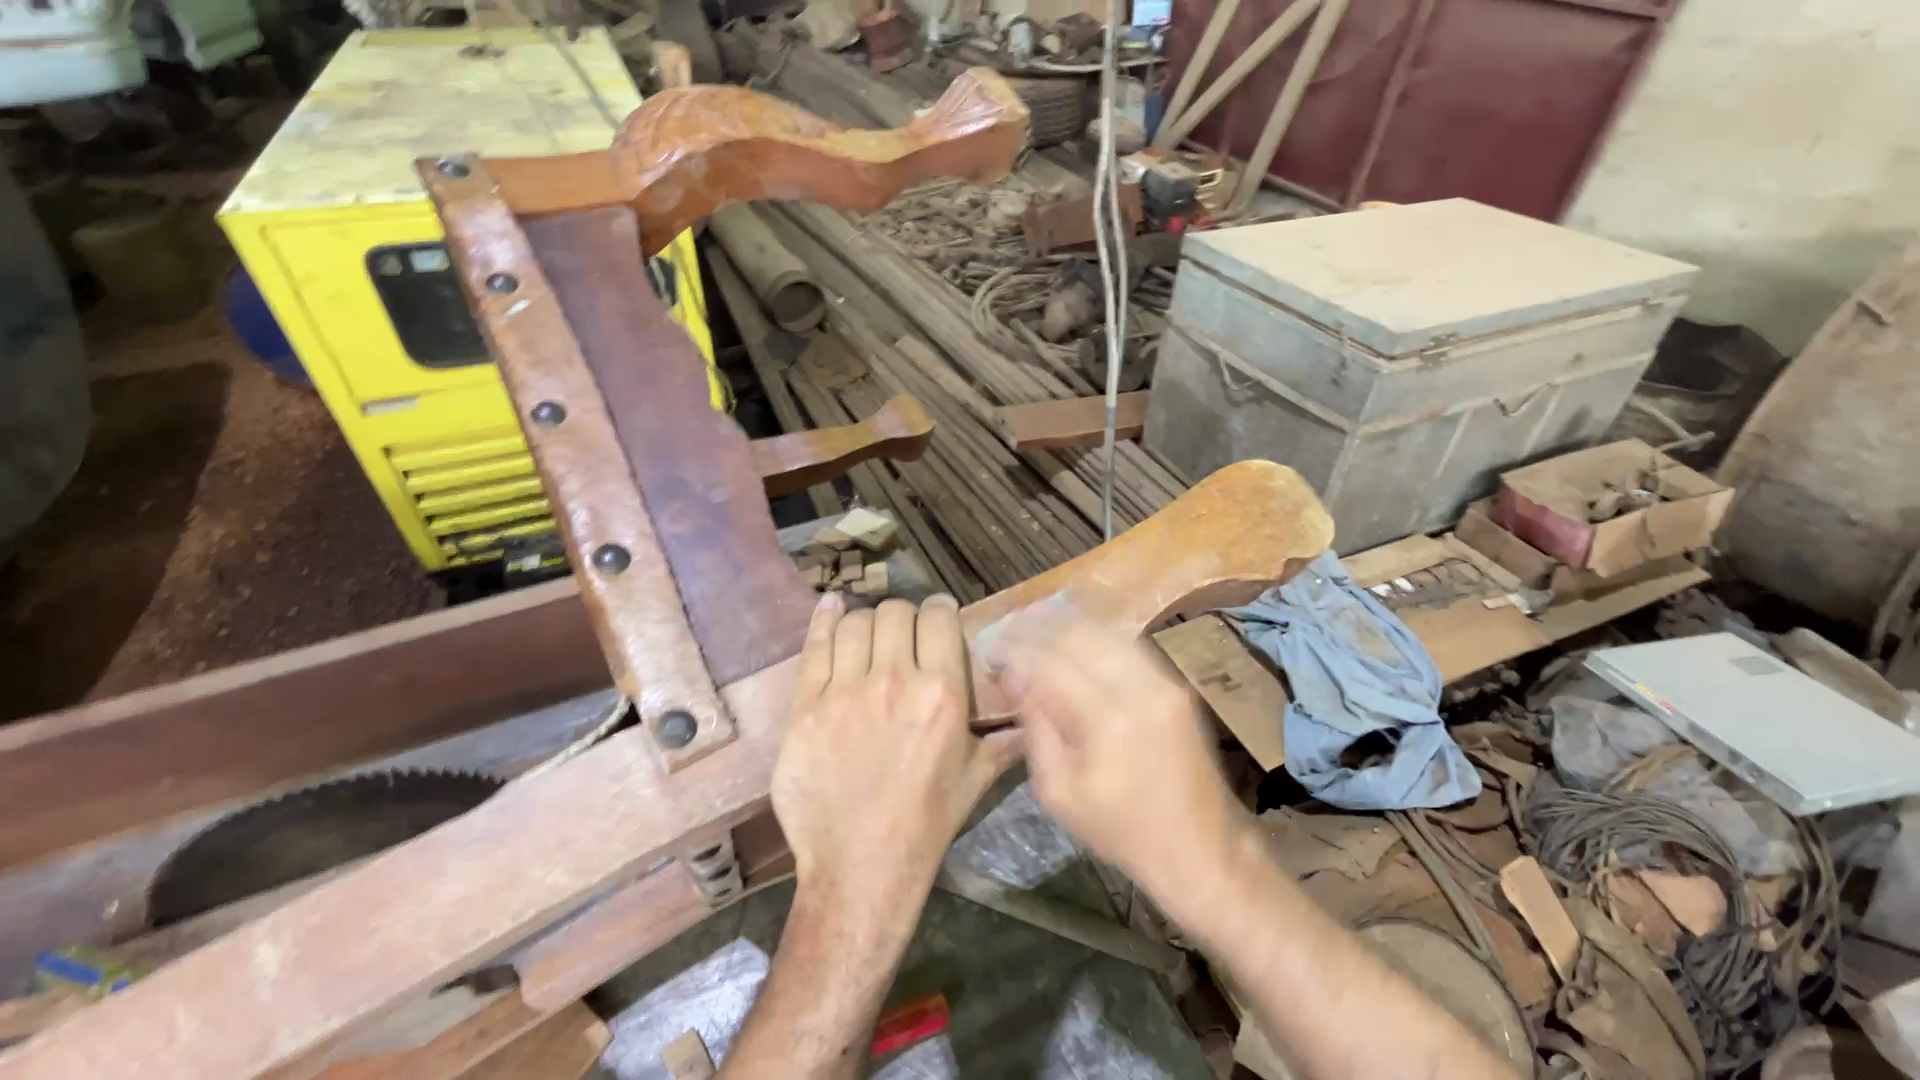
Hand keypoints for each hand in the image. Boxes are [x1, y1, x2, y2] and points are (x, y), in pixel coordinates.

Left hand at [774, 592, 1019, 916]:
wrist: (860, 866)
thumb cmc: (926, 825)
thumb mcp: (976, 779)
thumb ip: (1004, 739)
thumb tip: (1033, 716)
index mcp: (941, 694)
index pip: (938, 618)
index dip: (938, 610)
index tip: (936, 617)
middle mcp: (893, 682)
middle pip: (894, 613)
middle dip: (902, 617)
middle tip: (901, 635)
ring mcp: (843, 692)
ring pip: (854, 624)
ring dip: (865, 622)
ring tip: (868, 637)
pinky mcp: (804, 707)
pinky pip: (814, 648)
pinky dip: (823, 622)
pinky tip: (830, 609)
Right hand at [995, 616, 1250, 904]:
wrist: (1199, 845)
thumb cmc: (1120, 830)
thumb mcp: (1059, 793)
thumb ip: (1036, 728)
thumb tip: (1014, 679)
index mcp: (1106, 721)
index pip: (1049, 663)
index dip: (1015, 652)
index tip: (992, 653)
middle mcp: (1139, 689)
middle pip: (1078, 635)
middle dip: (1038, 632)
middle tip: (1011, 641)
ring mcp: (1164, 682)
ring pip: (1105, 632)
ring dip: (1066, 632)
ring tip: (1038, 641)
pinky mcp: (1176, 685)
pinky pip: (1127, 647)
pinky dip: (1095, 643)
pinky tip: (1075, 653)